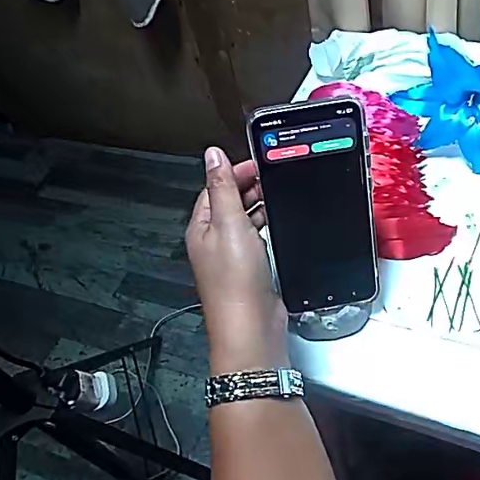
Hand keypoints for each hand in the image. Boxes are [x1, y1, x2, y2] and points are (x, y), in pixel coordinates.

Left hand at [187, 147, 286, 374]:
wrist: (251, 324)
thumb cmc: (235, 282)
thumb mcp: (229, 224)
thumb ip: (223, 188)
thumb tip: (212, 156)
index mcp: (201, 227)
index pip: (214, 188)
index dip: (235, 172)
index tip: (258, 163)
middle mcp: (213, 241)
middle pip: (230, 203)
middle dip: (250, 187)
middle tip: (272, 178)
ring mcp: (233, 256)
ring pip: (246, 220)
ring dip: (260, 206)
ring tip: (278, 197)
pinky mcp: (251, 268)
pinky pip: (259, 238)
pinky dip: (268, 226)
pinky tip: (279, 224)